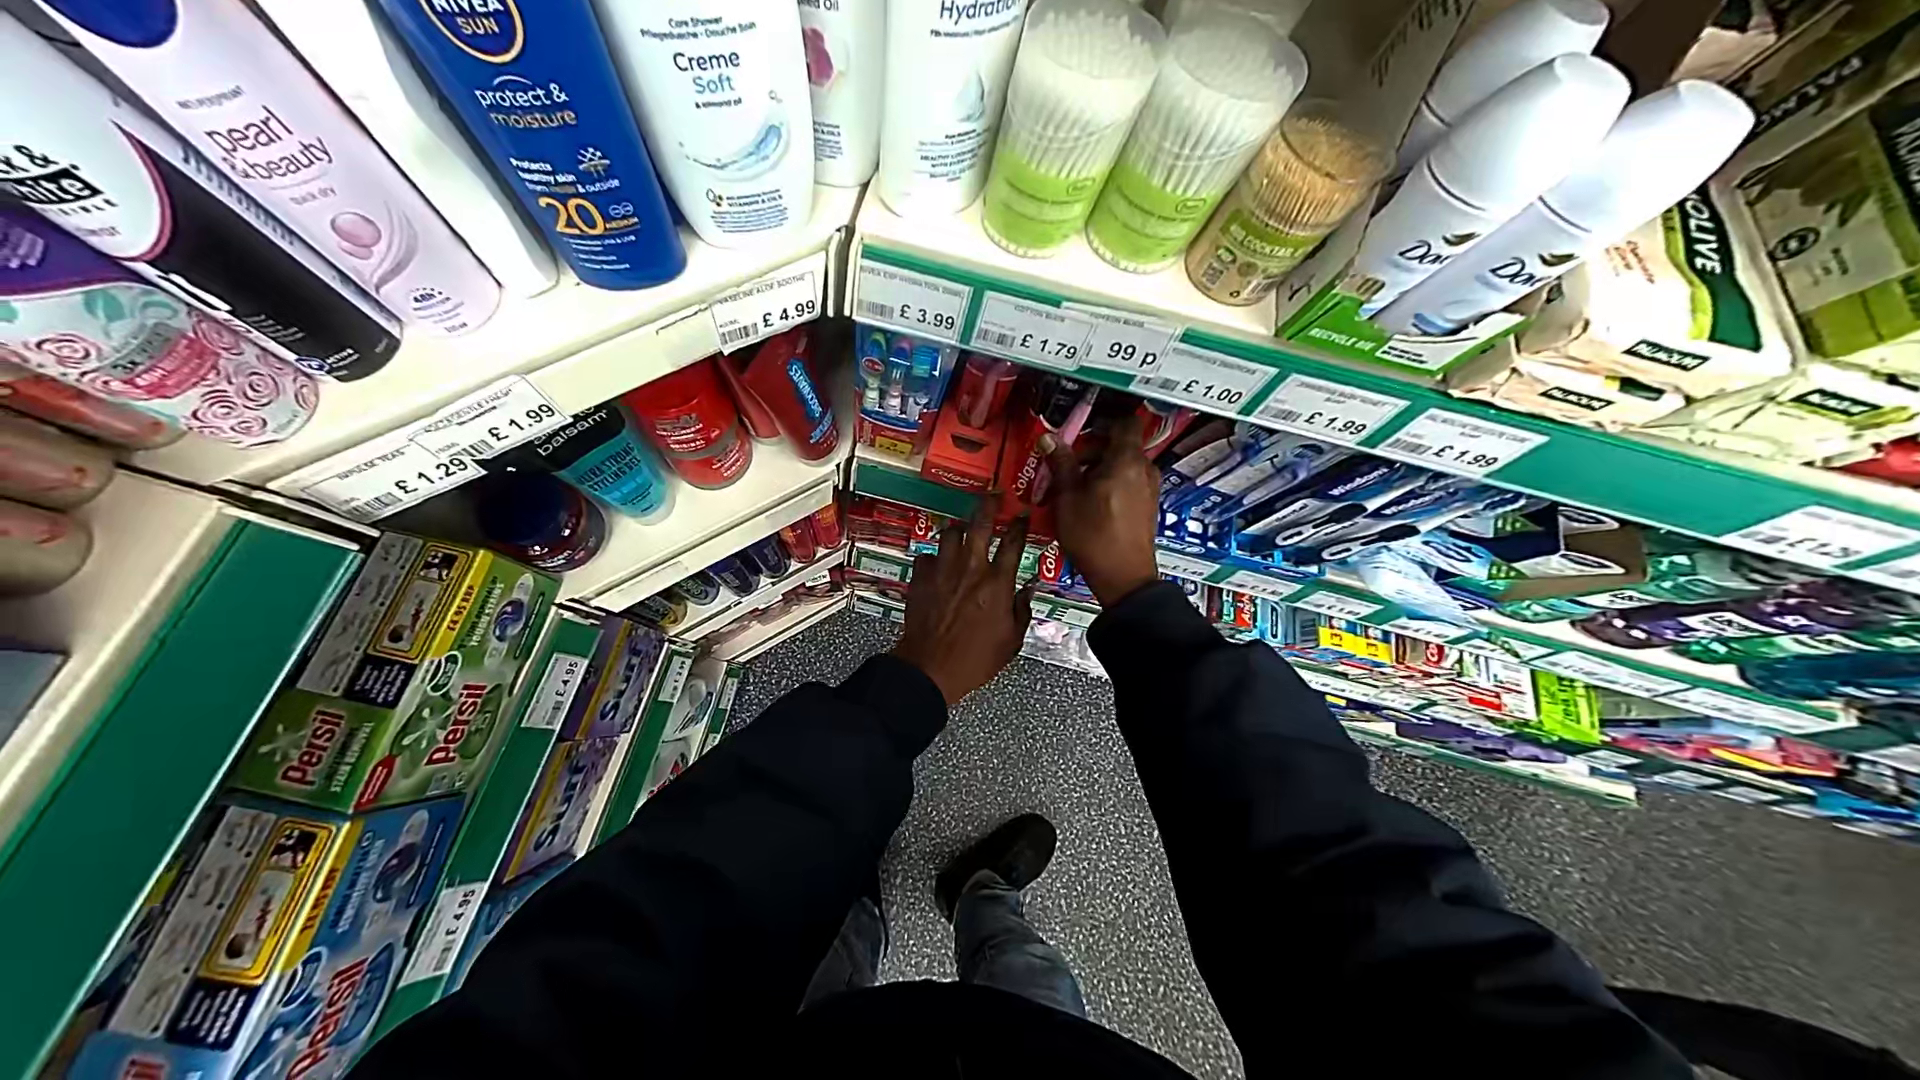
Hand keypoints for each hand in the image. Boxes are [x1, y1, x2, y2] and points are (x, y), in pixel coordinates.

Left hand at [892, 503, 1034, 704]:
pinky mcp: (920, 579)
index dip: (1020, 526)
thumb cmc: (975, 659)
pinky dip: (933, 558)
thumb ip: (1021, 610)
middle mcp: (970, 569)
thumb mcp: (1012, 641)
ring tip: (961, 533)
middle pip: (980, 525)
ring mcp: (942, 571)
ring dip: (957, 531)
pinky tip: (936, 565)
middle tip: (992, 495)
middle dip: (988, 506)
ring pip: (949, 534)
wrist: (931, 667)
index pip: (1013, 544)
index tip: (1023, 515)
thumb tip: (1028, 590)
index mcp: (997, 583)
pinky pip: (926, 557)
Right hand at [1041, 412, 1160, 606]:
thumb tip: (1049, 438)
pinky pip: (1129, 483)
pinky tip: (1088, 503)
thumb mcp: (1068, 497)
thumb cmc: (1094, 537)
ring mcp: (1149, 489)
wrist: (1123, 577)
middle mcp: (1144, 470)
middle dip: (1091, 450)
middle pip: (1119, 444)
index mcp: (1126, 460)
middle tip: (1066, 465)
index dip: (1100, 422)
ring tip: (1072, 488)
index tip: (1078, 432)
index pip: (1123, 422)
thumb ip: (1061, 463)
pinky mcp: (1148, 506)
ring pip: (1123, 465)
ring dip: (1098, 469)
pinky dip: (1110, 484)